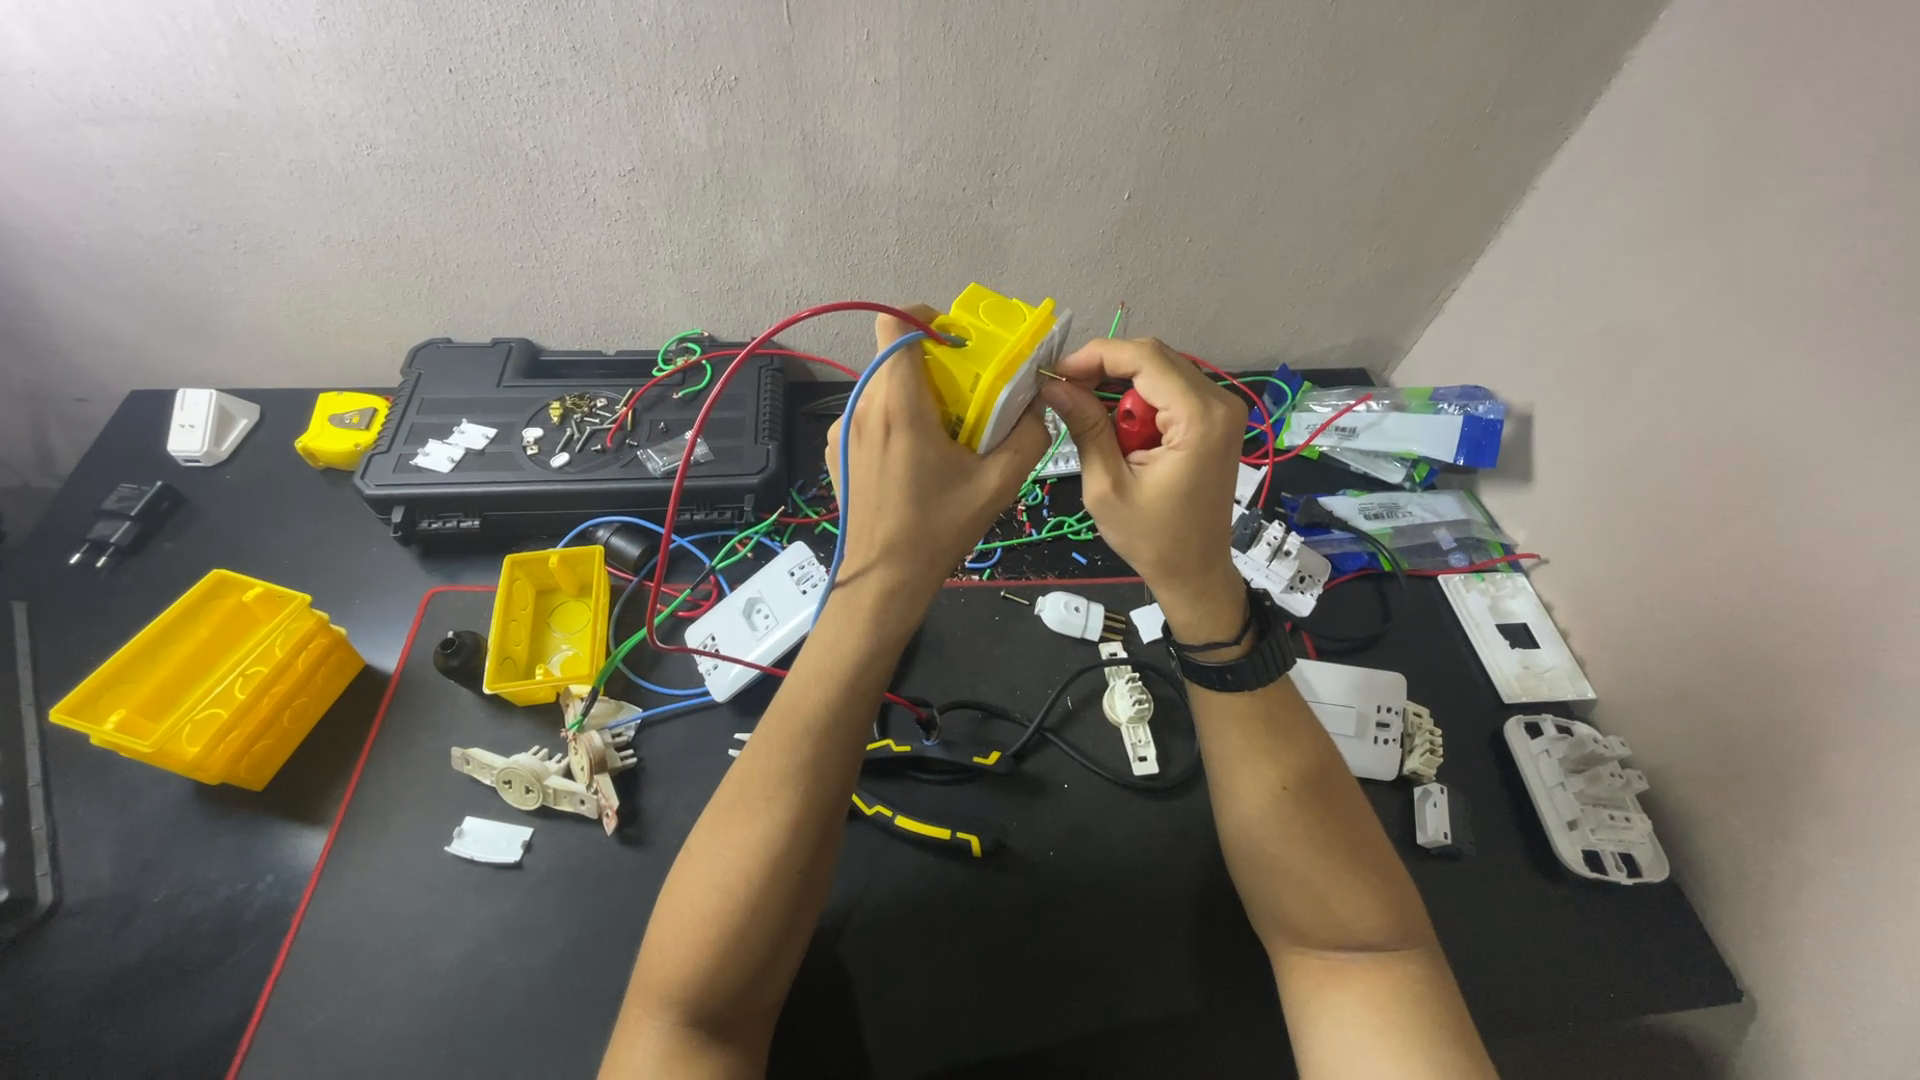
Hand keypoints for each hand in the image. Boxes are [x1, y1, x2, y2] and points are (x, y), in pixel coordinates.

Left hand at [824, 305, 1048, 611]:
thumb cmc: (938, 530)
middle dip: (931, 363)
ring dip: (913, 394)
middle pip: (894, 356)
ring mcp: (843, 429)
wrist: (882, 579)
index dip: (925, 316)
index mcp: (900, 406)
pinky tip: (912, 460)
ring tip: (940, 432)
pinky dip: (893, 420)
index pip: (896, 325)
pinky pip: (868, 415)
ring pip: (881, 386)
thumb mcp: (998, 485)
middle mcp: (863, 407)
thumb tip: (1038, 404)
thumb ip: (1029, 435)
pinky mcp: (836, 450)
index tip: (955, 339)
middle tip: (963, 394)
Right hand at [1041, 337, 1249, 645]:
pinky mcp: (1215, 420)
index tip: (1056, 374)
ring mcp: (1221, 410)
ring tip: (1081, 407)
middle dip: (1104, 367)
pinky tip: (1112, 421)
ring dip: (1118, 383)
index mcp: (1199, 418)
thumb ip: (1085, 427)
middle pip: (1153, 357)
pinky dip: (1137, 398)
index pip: (1143, 359)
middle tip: (1063, 390)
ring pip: (1160, 370)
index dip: (1095, 356)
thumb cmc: (1152, 539)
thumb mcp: (1107, 486)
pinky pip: (1170, 390)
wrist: (1194, 571)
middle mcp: (1219, 402)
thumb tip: (1053, 386)